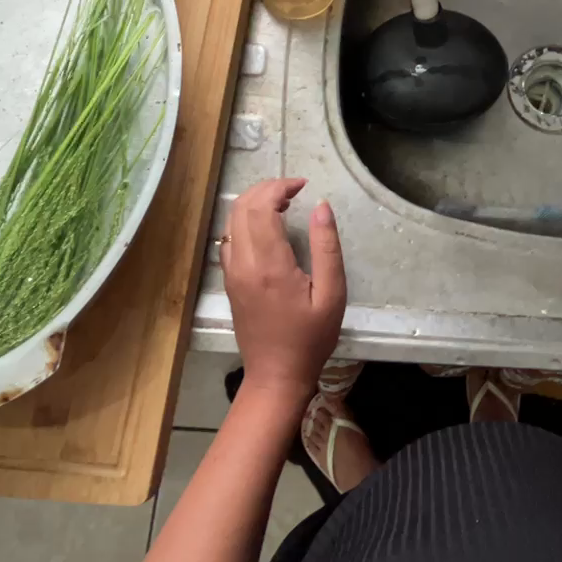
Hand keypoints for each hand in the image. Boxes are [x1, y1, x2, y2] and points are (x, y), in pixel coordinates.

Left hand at [222, 178, 345, 402]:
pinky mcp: (229, 281)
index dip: (280, 187)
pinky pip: (230, 238)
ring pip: (232, 221)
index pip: (261, 207)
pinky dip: (245, 221)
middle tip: (294, 190)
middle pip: (242, 207)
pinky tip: (267, 226)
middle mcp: (243, 264)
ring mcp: (231, 272)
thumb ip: (327, 247)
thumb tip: (321, 207)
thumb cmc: (310, 337)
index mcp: (269, 265)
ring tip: (284, 203)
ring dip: (254, 203)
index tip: (303, 186)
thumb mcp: (332, 294)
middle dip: (266, 189)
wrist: (276, 376)